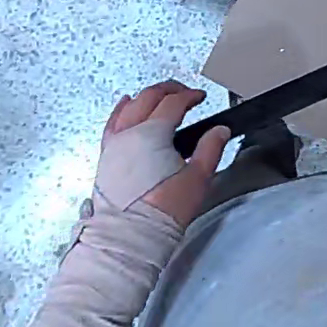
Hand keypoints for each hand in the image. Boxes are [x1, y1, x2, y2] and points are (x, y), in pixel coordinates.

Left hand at [100, 81, 230, 226]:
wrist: (130, 237)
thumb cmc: (162, 211)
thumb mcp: (197, 178)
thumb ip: (210, 149)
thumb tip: (219, 131)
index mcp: (152, 134)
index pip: (173, 102)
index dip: (190, 96)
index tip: (200, 97)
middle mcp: (129, 133)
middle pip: (149, 97)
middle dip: (169, 90)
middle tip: (185, 93)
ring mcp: (115, 144)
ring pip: (129, 107)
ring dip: (146, 97)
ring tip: (159, 96)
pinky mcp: (107, 156)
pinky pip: (112, 123)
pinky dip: (121, 110)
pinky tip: (125, 106)